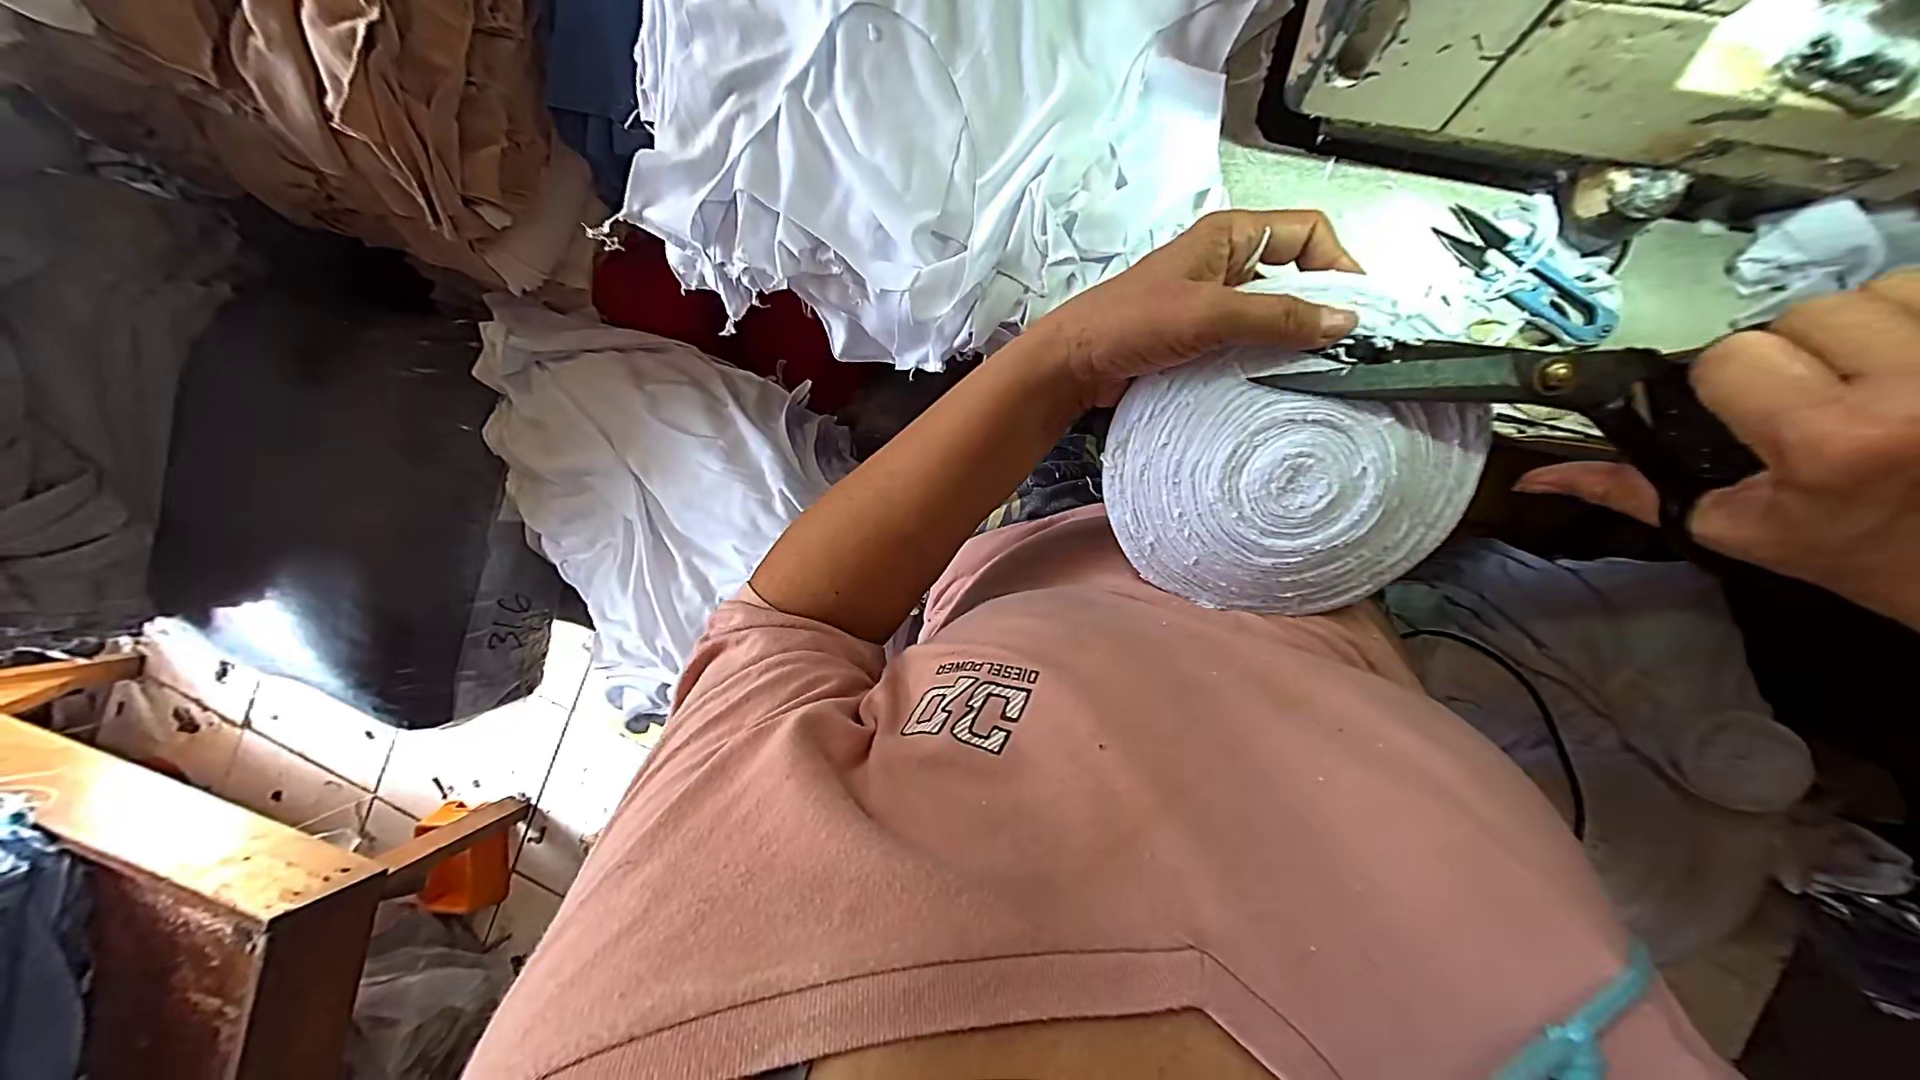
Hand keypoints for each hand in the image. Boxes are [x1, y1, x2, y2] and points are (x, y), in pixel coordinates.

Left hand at [1031, 209, 1363, 406]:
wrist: (1073, 365)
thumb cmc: (1128, 323)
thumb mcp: (1210, 313)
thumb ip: (1277, 316)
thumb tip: (1343, 320)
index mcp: (1229, 236)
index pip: (1308, 233)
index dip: (1338, 263)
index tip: (1357, 307)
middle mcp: (1223, 266)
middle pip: (1292, 277)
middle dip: (1318, 307)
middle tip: (1342, 347)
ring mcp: (1208, 306)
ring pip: (1268, 316)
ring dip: (1290, 340)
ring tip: (1315, 370)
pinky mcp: (1195, 341)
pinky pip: (1242, 345)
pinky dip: (1261, 360)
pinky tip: (1274, 382)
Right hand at [1516, 269, 1919, 627]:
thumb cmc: (1863, 553)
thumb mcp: (1736, 529)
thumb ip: (1633, 492)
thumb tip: (1535, 478)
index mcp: (1832, 443)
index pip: (1734, 355)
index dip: (1727, 380)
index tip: (1748, 414)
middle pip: (1808, 312)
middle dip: (1796, 350)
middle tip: (1814, 398)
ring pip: (1887, 288)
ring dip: (1866, 325)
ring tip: (1873, 376)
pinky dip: (1916, 318)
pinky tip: (1912, 365)